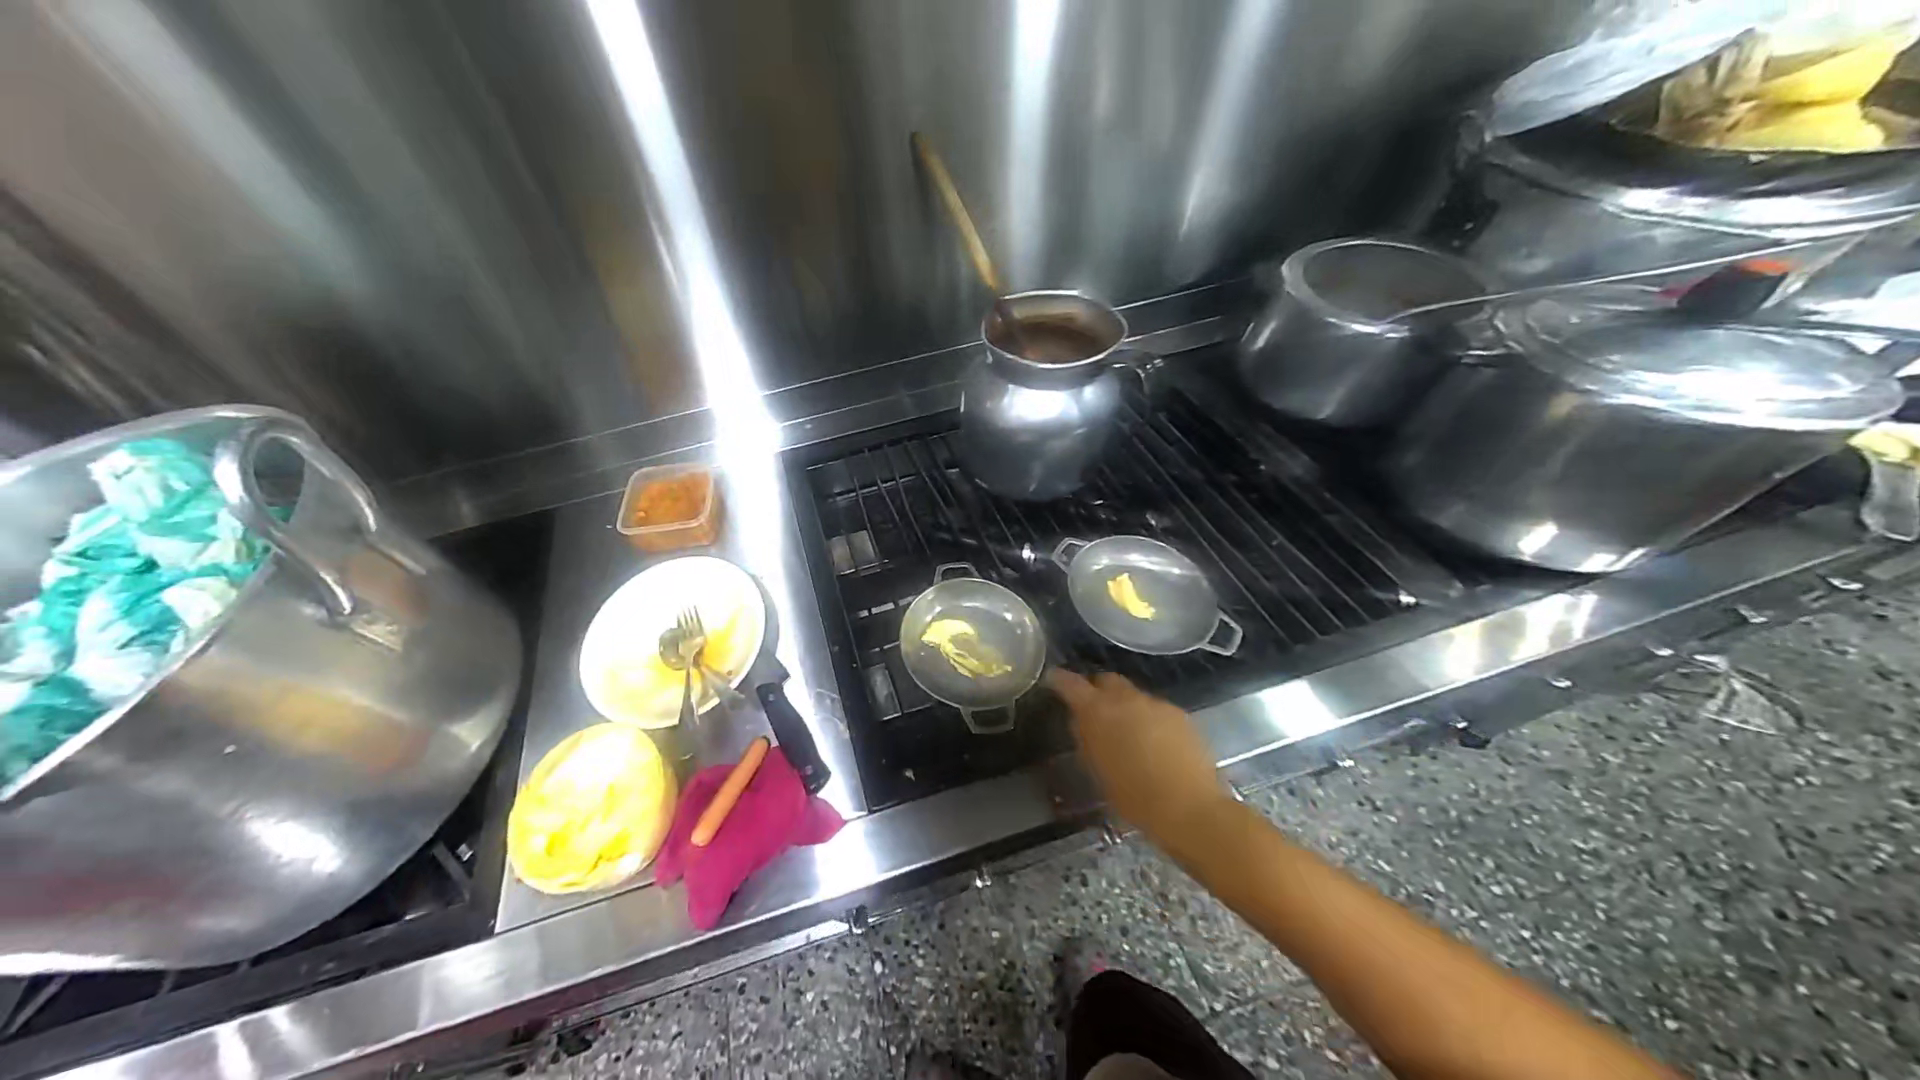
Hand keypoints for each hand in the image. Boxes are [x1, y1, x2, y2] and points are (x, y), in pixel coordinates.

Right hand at [1048, 669, 1231, 845]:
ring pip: (1134, 696)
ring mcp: (1157, 704)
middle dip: (1097, 689)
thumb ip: (1087, 739)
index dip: (1060, 680)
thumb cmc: (1134, 797)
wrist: (1189, 808)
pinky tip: (1154, 744)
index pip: (1071, 684)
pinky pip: (1156, 709)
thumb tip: (1081, 721)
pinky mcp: (1180, 715)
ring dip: (1126, 707)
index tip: (1053, 679)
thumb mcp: (1097, 771)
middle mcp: (1127, 699)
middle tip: (1094, 710)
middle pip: (1107, 680)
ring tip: (1128, 733)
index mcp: (1098, 711)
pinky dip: (1149, 719)